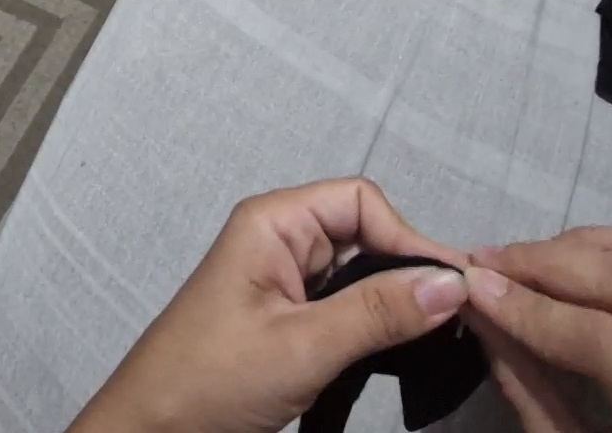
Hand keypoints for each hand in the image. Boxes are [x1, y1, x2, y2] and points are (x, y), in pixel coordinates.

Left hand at [66, 178, 469, 432]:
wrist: (155, 426)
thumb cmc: (210, 377)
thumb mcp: (303, 345)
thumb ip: (377, 312)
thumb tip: (451, 283)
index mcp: (273, 221)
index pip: (358, 201)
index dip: (406, 237)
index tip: (452, 288)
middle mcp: (280, 237)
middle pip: (362, 230)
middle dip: (405, 268)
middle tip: (456, 318)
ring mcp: (284, 275)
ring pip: (358, 268)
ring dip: (393, 298)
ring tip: (436, 336)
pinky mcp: (289, 311)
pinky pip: (344, 300)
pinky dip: (375, 319)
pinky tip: (400, 346)